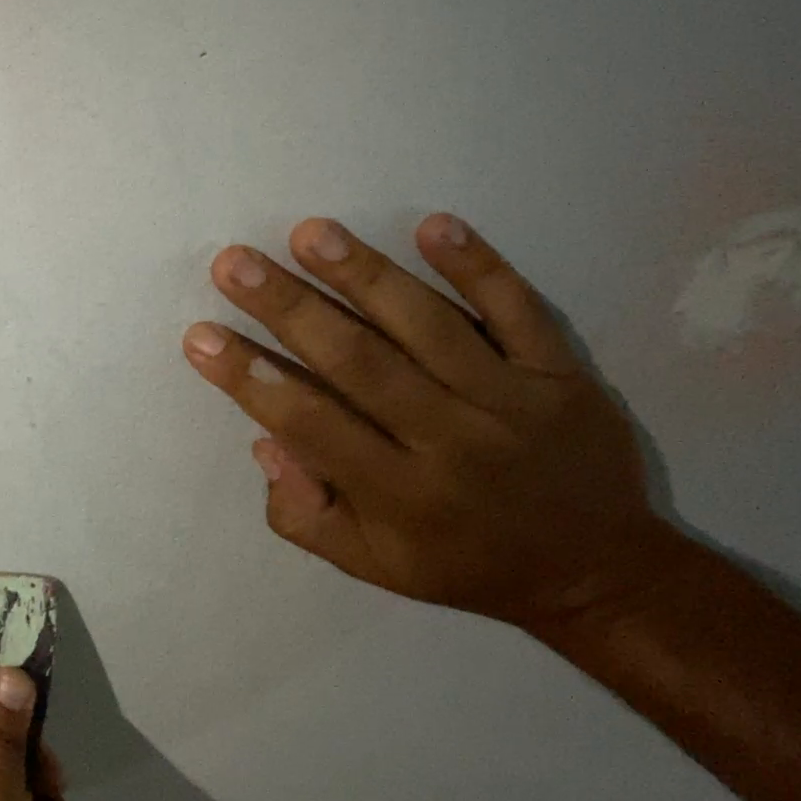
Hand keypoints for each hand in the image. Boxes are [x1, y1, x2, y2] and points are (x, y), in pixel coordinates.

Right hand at [182, 214, 679, 629]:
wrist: (602, 575)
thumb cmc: (461, 562)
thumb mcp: (370, 563)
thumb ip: (303, 513)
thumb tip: (264, 442)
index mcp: (401, 495)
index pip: (311, 426)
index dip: (250, 380)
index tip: (199, 336)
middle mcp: (454, 443)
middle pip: (361, 364)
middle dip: (289, 309)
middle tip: (235, 264)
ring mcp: (514, 402)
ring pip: (430, 328)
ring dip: (366, 276)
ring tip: (311, 232)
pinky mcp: (563, 374)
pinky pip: (520, 312)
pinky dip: (480, 268)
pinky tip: (434, 224)